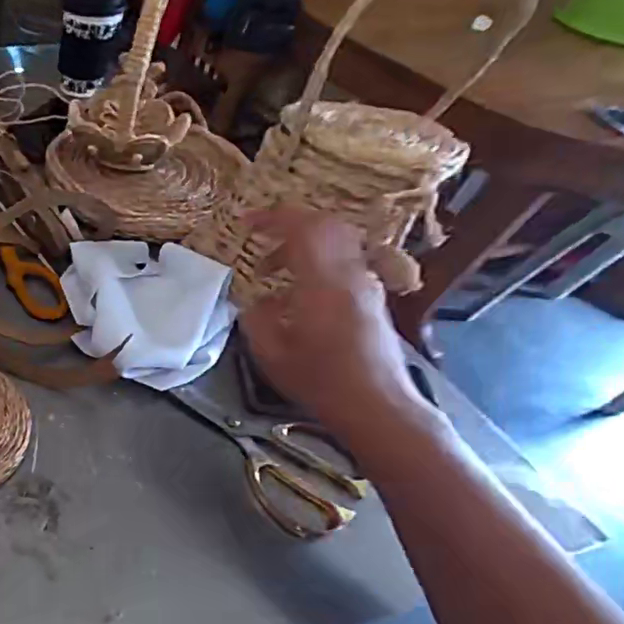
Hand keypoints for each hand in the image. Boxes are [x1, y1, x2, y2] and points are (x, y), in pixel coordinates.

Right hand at [238, 207, 435, 446]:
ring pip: (337, 242)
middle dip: (289, 225)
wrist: (377, 405)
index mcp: (323, 282)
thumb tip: (255, 301)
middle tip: (261, 238)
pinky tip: (297, 293)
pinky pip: (343, 262)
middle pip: (325, 226)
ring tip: (274, 270)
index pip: (302, 228)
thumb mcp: (271, 354)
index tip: (246, 222)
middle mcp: (350, 274)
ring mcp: (366, 284)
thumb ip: (257, 318)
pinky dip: (317, 262)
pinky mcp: (372, 298)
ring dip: (303, 245)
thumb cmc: (320, 381)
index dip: (272, 218)